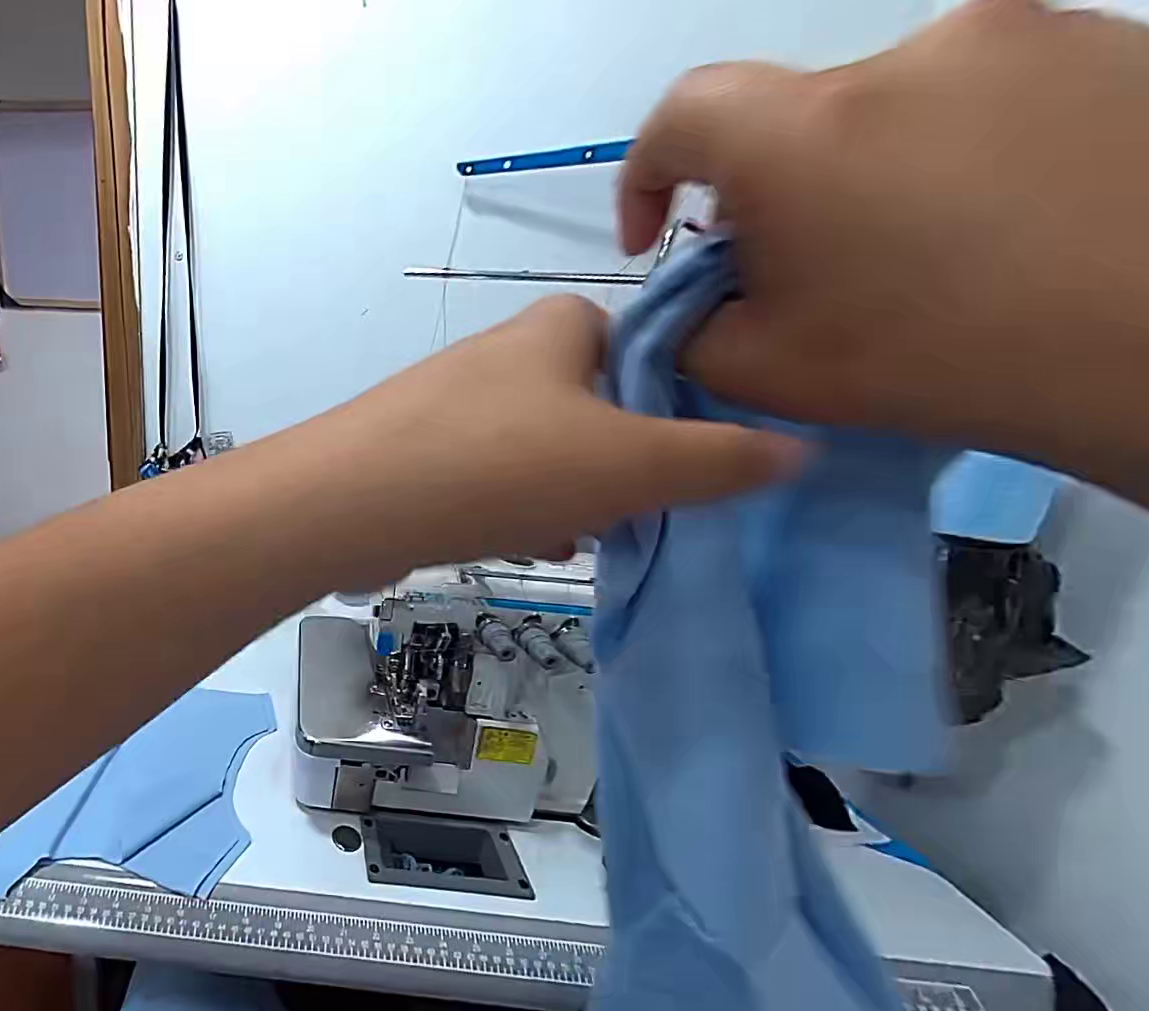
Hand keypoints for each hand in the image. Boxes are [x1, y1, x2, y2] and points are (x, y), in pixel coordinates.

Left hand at [284, 295, 803, 572]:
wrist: (353, 504)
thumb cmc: (498, 466)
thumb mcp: (628, 463)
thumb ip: (716, 458)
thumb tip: (795, 450)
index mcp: (558, 329)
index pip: (646, 345)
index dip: (678, 402)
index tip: (691, 461)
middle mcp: (500, 356)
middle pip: (590, 406)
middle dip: (615, 463)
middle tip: (631, 511)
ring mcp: (449, 406)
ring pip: (535, 450)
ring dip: (562, 495)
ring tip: (577, 537)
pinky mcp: (414, 454)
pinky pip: (484, 479)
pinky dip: (509, 509)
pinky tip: (520, 542)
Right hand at [619, 0, 1148, 529]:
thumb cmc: (932, 354)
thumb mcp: (754, 366)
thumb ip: (687, 323)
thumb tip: (694, 295)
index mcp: (802, 134)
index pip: (680, 115)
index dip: (646, 175)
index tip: (658, 238)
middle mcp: (905, 57)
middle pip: (783, 121)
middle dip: (758, 196)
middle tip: (787, 274)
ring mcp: (1022, 36)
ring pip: (877, 111)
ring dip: (850, 177)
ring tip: (895, 258)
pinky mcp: (1113, 42)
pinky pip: (972, 98)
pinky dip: (939, 157)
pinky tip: (982, 228)